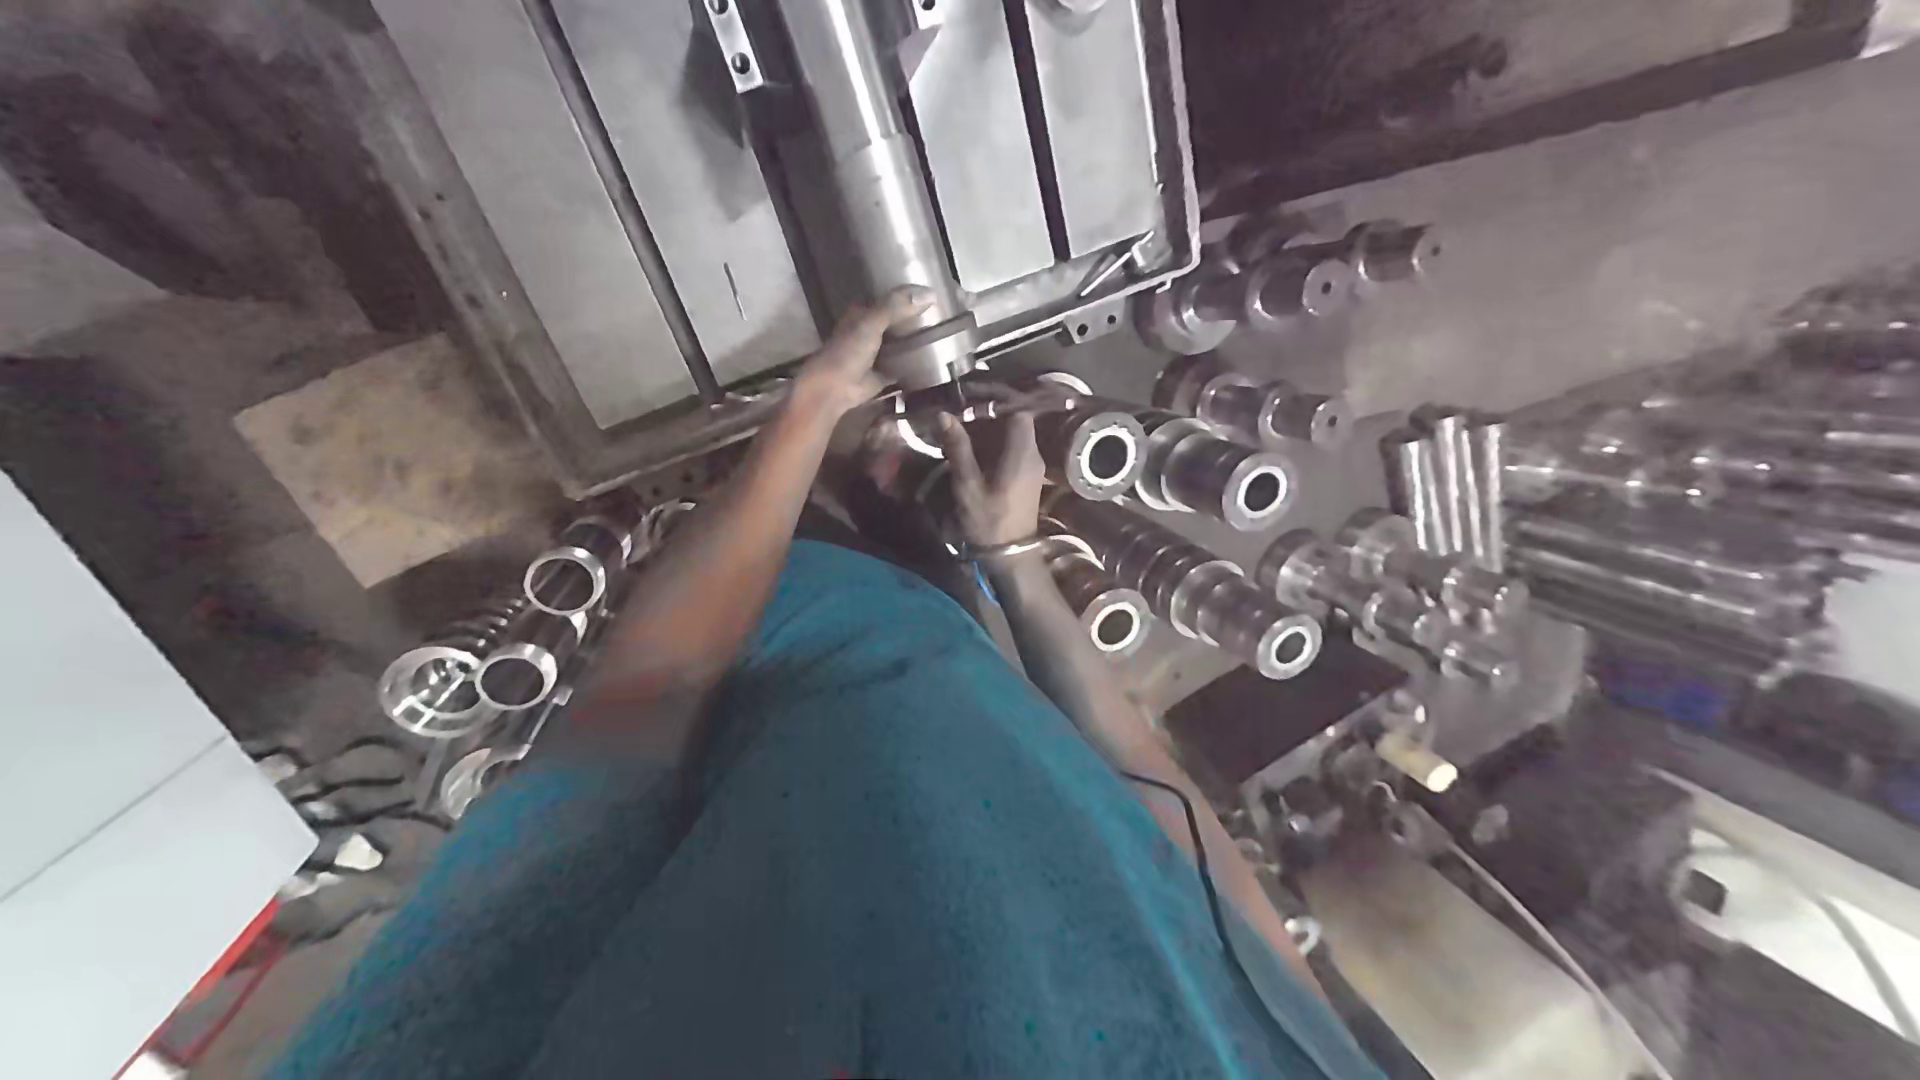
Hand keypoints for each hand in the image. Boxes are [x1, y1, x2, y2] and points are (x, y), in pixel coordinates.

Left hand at [791, 286, 934, 417]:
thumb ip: (897, 306)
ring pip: (903, 342)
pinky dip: (916, 363)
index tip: (938, 297)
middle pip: (900, 321)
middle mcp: (871, 330)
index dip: (912, 296)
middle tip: (946, 317)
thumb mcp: (872, 323)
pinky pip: (904, 365)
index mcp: (864, 313)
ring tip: (947, 335)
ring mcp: (878, 353)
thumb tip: (931, 294)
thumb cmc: (849, 351)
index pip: (892, 299)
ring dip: (919, 341)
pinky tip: (936, 360)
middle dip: (919, 320)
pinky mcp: (885, 374)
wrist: (835, 388)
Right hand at [936, 411, 1044, 547]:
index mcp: (1022, 454)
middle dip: (990, 414)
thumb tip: (945, 416)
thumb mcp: (968, 485)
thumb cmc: (989, 522)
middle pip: (1017, 421)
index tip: (973, 398)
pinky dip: (996, 444)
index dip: (999, 399)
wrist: (1011, 556)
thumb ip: (958, 448)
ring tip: (963, 430)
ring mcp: (1033, 467)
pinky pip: (1014, 449)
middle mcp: (1033, 456)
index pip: (1020, 410)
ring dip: (991, 430)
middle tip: (962, 414)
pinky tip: (974, 451)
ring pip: (1015, 435)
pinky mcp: (1028, 477)